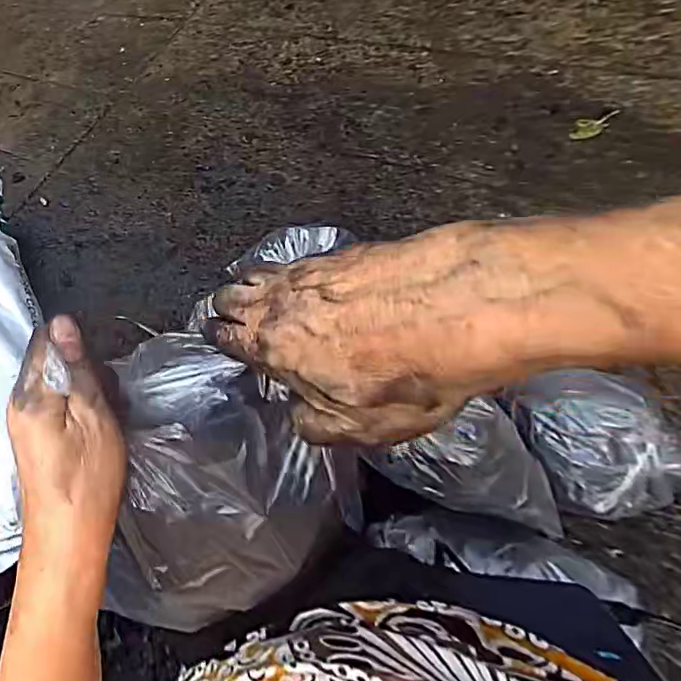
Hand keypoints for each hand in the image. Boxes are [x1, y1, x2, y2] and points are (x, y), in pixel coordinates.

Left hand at [7, 316, 126, 562]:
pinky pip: (52, 403)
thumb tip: (63, 323)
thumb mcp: (94, 416)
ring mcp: (22, 421)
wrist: (68, 539)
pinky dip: (74, 406)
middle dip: (80, 366)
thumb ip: (76, 368)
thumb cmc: (86, 483)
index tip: (98, 362)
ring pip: (52, 381)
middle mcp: (18, 403)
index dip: (76, 341)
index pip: (45, 338)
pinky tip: (93, 427)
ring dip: (81, 387)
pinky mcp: (31, 436)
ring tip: (104, 413)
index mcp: (30, 394)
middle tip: (107, 393)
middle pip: (46, 358)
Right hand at [205, 221, 627, 444]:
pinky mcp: (342, 253)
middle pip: (232, 294)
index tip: (216, 335)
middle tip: (229, 313)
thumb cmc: (411, 372)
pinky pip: (297, 261)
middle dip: (226, 305)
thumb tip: (300, 417)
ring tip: (253, 290)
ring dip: (250, 282)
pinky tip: (300, 278)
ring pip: (258, 271)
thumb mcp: (363, 428)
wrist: (464, 304)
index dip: (218, 336)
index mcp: (274, 347)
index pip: (226, 335)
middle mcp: (282, 302)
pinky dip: (287, 270)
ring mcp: (310, 271)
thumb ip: (318, 426)